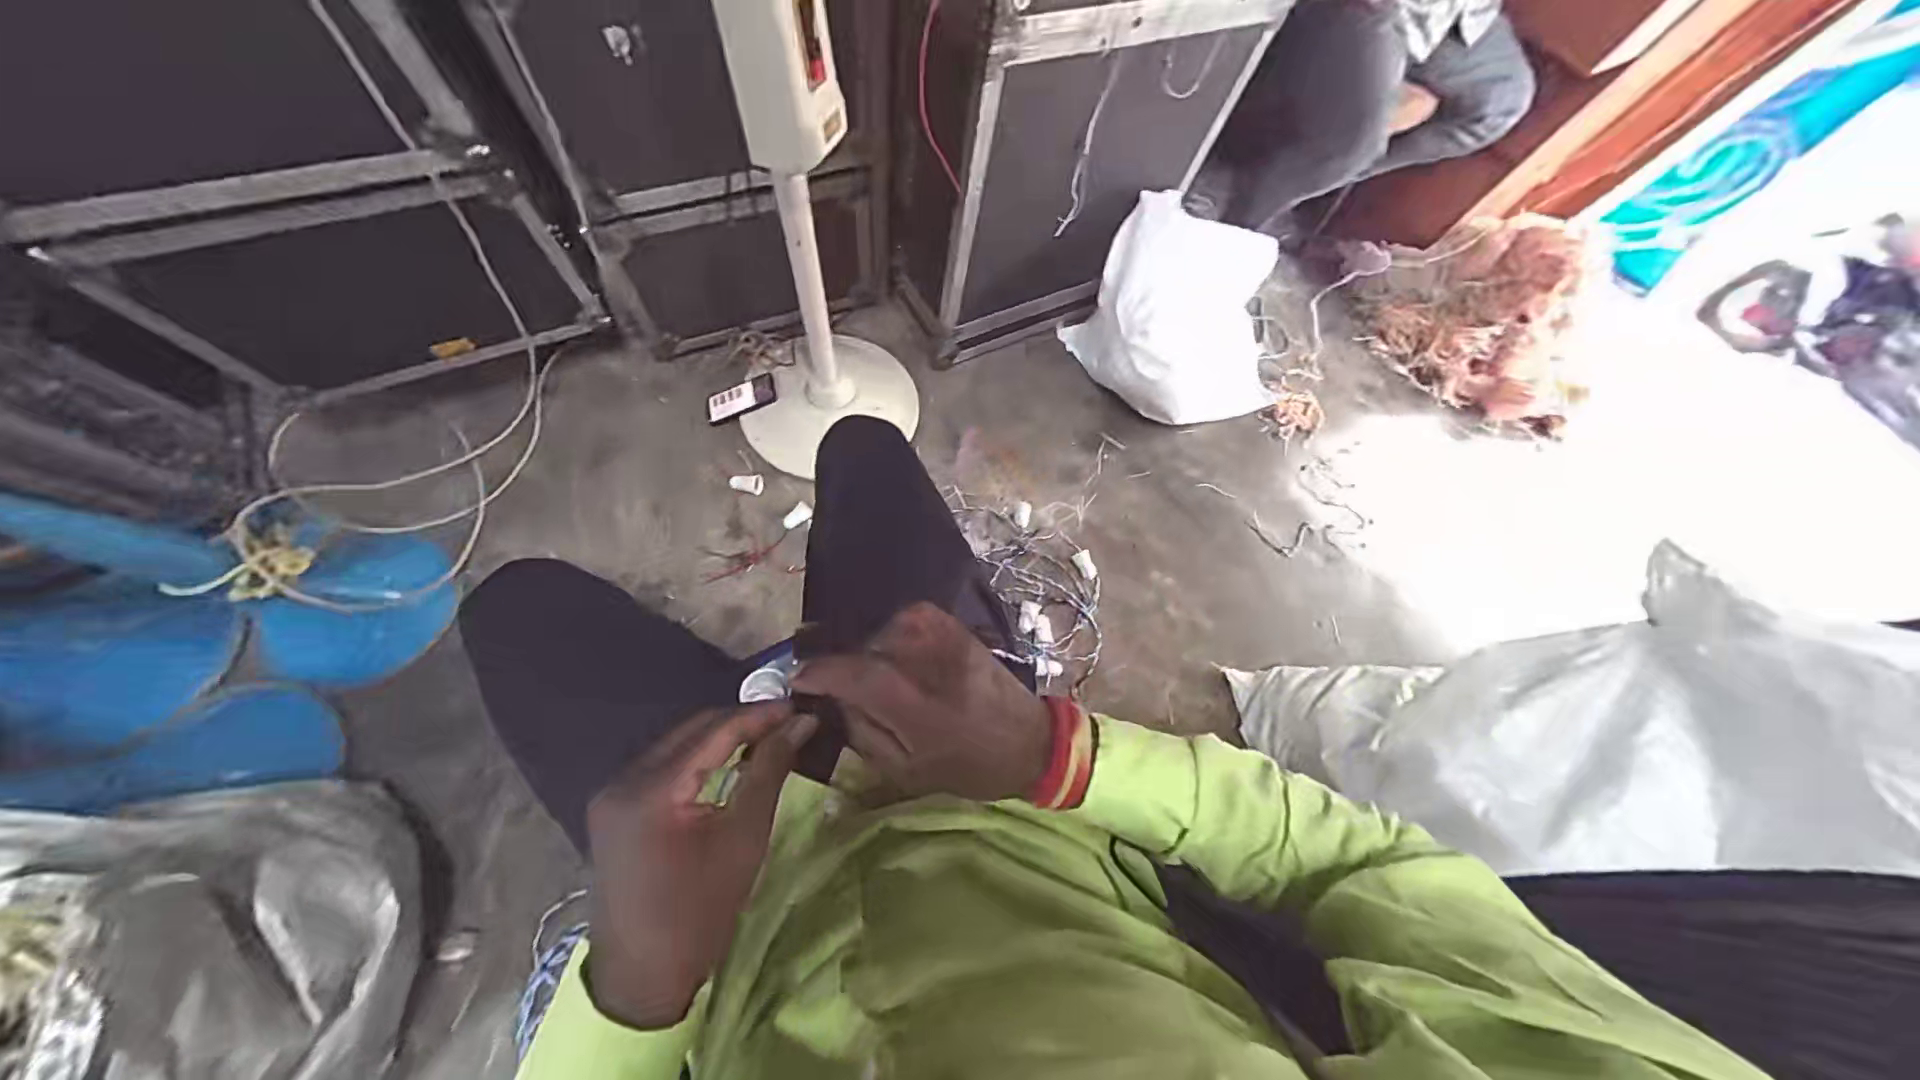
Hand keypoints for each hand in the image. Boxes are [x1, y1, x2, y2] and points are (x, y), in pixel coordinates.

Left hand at [583, 701, 815, 1028]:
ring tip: (766, 737)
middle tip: (787, 722)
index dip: (759, 715)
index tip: (799, 707)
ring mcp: (613, 791)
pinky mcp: (614, 805)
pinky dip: (700, 756)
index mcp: (651, 790)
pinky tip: (729, 760)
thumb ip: (771, 769)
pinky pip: (665, 763)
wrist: (642, 976)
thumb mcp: (745, 836)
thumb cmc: (700, 911)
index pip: (714, 730)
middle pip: (692, 729)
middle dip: (741, 721)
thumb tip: (801, 722)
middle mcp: (624, 779)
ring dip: (721, 736)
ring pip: (678, 742)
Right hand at [790, 602, 1050, 801]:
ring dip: (866, 642)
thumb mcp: (906, 771)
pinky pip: (913, 615)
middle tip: (825, 672)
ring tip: (860, 663)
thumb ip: (862, 733)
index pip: (859, 675)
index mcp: (920, 710)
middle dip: (839, 656)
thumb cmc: (967, 768)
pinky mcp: (960, 630)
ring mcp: (949, 641)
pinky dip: (893, 627)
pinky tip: (890, 646)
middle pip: (868, 643)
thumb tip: (831, 699)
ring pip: (887, 625)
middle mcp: (934, 666)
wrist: (1029, 743)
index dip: (821, 672)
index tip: (799, 678)